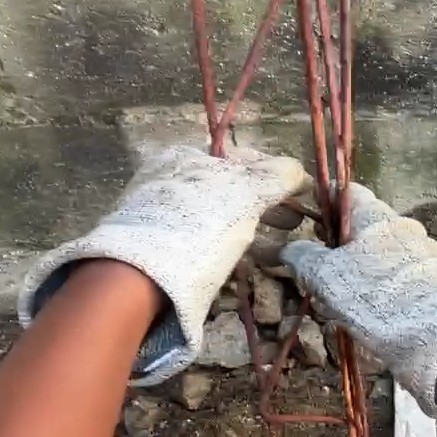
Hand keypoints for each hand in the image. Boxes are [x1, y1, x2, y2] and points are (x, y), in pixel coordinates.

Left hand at [19, 145, 304, 384]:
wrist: (137, 279)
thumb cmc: (196, 223)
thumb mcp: (245, 192)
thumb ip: (276, 176)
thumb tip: (297, 169)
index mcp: (184, 157)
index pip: (241, 158)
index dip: (274, 173)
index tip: (299, 192)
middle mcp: (168, 182)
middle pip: (228, 189)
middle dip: (265, 206)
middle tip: (292, 223)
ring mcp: (157, 218)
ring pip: (216, 220)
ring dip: (251, 232)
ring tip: (276, 251)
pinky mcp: (154, 253)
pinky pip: (200, 247)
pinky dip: (226, 253)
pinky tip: (241, 268)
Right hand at [283, 184, 436, 417]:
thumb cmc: (376, 297)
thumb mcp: (326, 278)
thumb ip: (305, 258)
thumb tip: (291, 247)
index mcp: (377, 217)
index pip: (349, 193)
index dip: (329, 206)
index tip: (316, 225)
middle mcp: (407, 227)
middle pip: (370, 227)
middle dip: (348, 248)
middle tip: (329, 276)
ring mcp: (430, 252)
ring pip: (390, 255)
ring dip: (371, 272)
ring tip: (357, 304)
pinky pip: (411, 278)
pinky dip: (395, 290)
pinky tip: (388, 315)